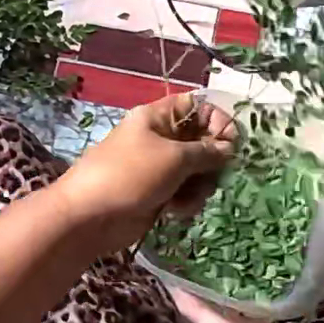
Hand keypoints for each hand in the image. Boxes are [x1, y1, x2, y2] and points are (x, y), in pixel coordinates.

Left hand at [51, 93, 236, 249]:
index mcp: (156, 117)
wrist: (90, 216)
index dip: (217, 120)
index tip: (232, 143)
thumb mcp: (174, 158)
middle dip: (212, 160)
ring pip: (195, 170)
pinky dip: (186, 200)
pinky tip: (177, 211)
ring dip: (200, 185)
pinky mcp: (155, 193)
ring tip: (189, 197)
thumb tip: (229, 148)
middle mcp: (157, 138)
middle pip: (200, 141)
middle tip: (213, 175)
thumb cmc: (130, 175)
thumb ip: (207, 151)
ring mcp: (156, 167)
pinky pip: (183, 191)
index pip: (196, 106)